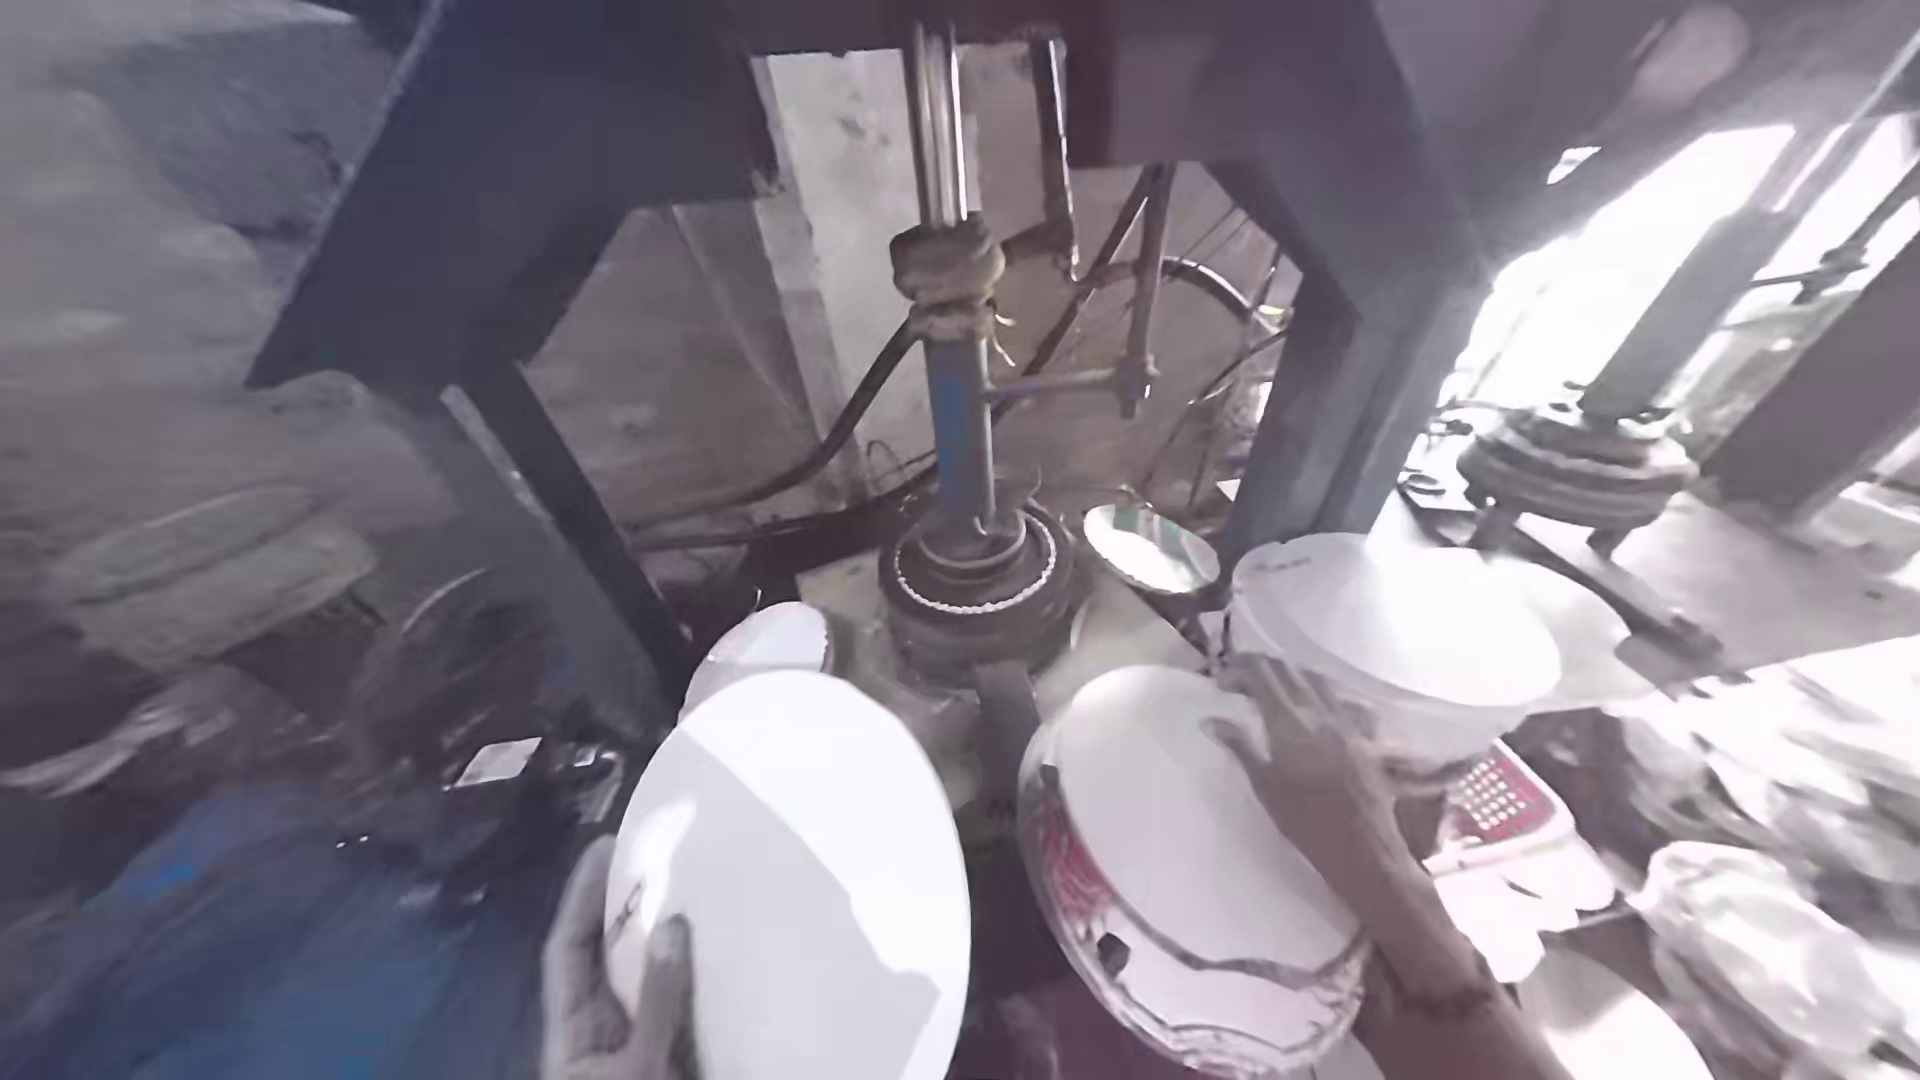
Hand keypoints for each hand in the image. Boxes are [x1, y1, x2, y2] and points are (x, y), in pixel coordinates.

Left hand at [542, 836, 697, 1079]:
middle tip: (661, 846)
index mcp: (574, 1033)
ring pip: (653, 963)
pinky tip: (725, 929)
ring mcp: (645, 1030)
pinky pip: (688, 984)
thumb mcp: (637, 1072)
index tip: (606, 844)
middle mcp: (606, 1023)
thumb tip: (673, 921)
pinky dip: (701, 954)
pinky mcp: (681, 1039)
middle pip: (611, 949)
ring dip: (669, 922)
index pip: (568, 951)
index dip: (581, 897)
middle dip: (629, 898)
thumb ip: (656, 1000)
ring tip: (694, 874)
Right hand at [1207, 653, 1402, 879]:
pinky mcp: (1362, 735)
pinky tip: (1312, 703)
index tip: (1221, 680)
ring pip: (1315, 678)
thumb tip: (1209, 719)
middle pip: (1287, 670)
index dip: (1238, 669)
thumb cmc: (1305, 821)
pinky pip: (1339, 698)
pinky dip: (1318, 690)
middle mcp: (1318, 713)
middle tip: (1239, 677)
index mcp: (1288, 722)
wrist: (1363, 850)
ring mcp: (1345, 721)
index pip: (1262, 676)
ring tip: (1271, 684)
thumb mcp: (1264, 784)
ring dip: (1289, 673)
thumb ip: (1239, 745)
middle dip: (1260, 666)